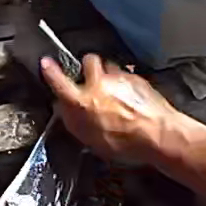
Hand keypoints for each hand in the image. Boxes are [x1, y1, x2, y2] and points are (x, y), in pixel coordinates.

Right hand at [39, 54, 187, 168]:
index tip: (46, 63)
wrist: (159, 135)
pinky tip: (130, 99)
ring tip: (113, 93)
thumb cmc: (127, 143)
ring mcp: (119, 78)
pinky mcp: (136, 78)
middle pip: (88, 62)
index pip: (59, 82)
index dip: (50, 71)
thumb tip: (65, 110)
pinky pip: (125, 75)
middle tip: (90, 80)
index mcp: (82, 102)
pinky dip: (125, 84)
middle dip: (87, 68)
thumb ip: (74, 121)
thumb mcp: (91, 141)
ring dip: (108, 76)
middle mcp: (99, 84)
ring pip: (109, 67)